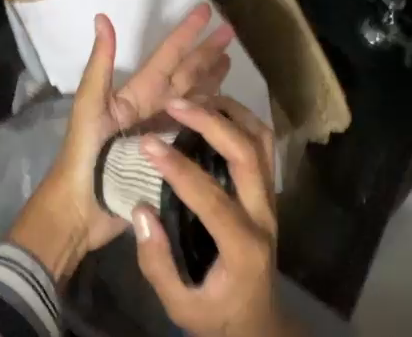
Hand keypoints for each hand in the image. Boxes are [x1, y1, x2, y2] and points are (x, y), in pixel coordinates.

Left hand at [7, 5, 233, 281]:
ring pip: (193, 101)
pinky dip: (211, 121)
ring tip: (231, 63)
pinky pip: (196, 135)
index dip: (186, 34)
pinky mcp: (170, 162)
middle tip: (231, 32)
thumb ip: (100, 64)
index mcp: (134, 95)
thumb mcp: (90, 106)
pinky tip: (226, 113)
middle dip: (206, 53)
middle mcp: (151, 111)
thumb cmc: (82, 154)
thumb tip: (102, 17)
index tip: (206, 11)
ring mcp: (162, 137)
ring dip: (212, 81)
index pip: (167, 58)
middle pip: (185, 76)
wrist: (80, 208)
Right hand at [133, 97, 296, 336]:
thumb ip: (157, 264)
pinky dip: (240, 119)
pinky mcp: (269, 191)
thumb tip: (140, 211)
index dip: (179, 168)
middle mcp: (264, 217)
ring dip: (230, 113)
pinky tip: (212, 110)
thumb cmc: (216, 314)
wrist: (258, 323)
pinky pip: (262, 145)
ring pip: (261, 141)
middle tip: (173, 104)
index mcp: (242, 248)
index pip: (213, 198)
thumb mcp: (180, 306)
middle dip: (210, 122)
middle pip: (247, 155)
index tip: (148, 143)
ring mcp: (271, 200)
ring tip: (194, 97)